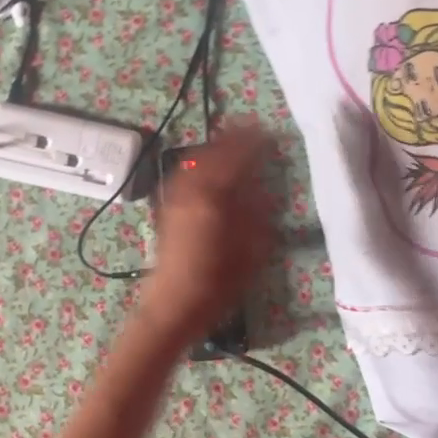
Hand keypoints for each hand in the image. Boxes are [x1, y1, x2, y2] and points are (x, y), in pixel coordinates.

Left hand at [138, 122, 275, 344]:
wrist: (172, 308)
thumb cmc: (216, 285)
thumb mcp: (250, 251)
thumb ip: (258, 214)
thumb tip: (264, 189)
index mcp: (213, 197)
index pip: (236, 157)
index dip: (254, 142)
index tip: (270, 133)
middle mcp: (190, 191)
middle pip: (211, 153)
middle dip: (232, 138)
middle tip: (251, 129)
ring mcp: (174, 200)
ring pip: (194, 163)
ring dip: (214, 149)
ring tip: (231, 143)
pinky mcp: (166, 212)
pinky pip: (183, 176)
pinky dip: (198, 165)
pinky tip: (206, 171)